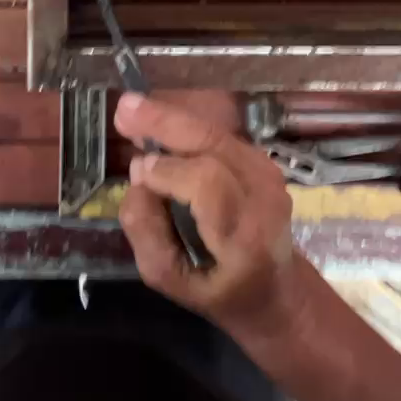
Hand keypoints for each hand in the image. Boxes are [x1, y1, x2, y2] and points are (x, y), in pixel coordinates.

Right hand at [113, 93, 305, 340]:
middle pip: (214, 144)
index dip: (169, 171)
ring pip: (213, 132)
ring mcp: (267, 173)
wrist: (276, 288)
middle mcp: (263, 196)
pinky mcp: (261, 160)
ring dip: (170, 119)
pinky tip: (155, 123)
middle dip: (165, 123)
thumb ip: (147, 234)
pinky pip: (216, 133)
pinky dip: (183, 126)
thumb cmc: (218, 290)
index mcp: (245, 236)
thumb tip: (138, 176)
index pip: (208, 184)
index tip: (135, 167)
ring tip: (131, 112)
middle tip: (124, 110)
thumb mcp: (171, 282)